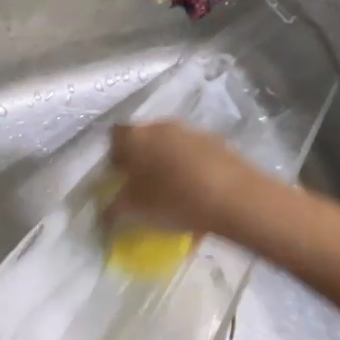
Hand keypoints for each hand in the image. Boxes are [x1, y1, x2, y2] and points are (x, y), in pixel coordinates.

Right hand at [108, 121, 261, 235]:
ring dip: (167, 163)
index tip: (117, 176)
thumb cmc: (174, 199)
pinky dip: (190, 169)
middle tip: (142, 185)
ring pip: (170, 146)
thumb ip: (113, 209)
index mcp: (136, 136)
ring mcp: (192, 132)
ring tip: (171, 192)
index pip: (114, 136)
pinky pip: (194, 155)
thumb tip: (104, 213)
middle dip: (141, 159)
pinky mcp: (218, 143)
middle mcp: (162, 126)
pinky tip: (196, 193)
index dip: (113, 155)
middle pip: (144, 139)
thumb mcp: (134, 210)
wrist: (235, 198)